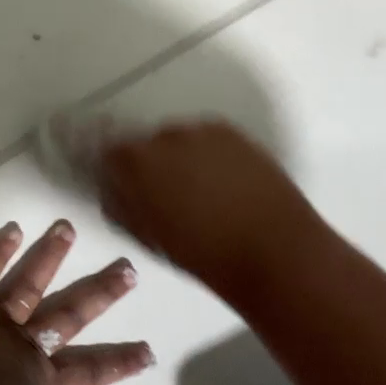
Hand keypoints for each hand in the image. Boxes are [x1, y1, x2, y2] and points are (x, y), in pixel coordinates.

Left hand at [0, 220, 153, 384]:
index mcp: (43, 382)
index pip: (87, 373)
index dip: (118, 363)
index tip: (147, 351)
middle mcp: (29, 343)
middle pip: (69, 314)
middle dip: (99, 293)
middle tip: (129, 270)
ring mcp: (2, 317)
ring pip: (32, 281)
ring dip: (51, 256)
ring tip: (67, 229)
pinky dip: (0, 250)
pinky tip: (14, 230)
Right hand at [95, 119, 323, 290]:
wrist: (280, 254)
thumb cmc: (203, 254)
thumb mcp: (146, 234)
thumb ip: (119, 202)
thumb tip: (110, 186)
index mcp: (133, 160)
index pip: (105, 150)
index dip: (111, 167)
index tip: (119, 183)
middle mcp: (161, 135)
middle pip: (142, 142)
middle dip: (148, 163)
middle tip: (163, 194)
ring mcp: (200, 130)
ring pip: (177, 140)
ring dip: (179, 158)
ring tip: (200, 191)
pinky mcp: (233, 132)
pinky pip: (207, 139)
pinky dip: (208, 155)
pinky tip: (224, 182)